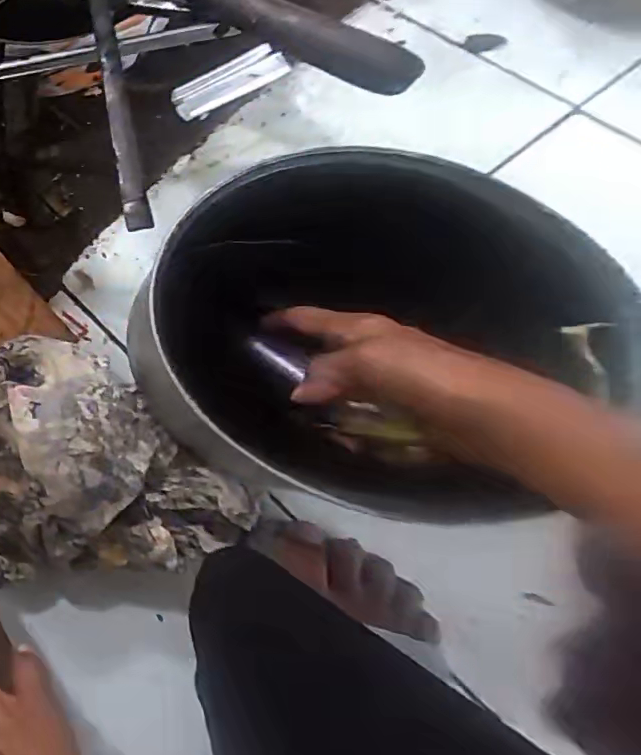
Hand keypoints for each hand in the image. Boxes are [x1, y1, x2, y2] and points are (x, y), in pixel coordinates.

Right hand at [267, 307, 576, 468]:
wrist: (503, 418)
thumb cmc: (428, 375)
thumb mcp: (365, 361)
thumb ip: (323, 370)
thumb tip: (299, 391)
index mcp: (364, 329)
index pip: (309, 317)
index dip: (280, 319)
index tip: (252, 326)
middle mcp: (378, 349)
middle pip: (325, 353)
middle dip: (298, 363)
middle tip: (267, 377)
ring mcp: (395, 382)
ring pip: (344, 388)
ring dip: (325, 401)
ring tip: (300, 415)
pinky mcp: (409, 412)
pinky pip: (367, 417)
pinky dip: (353, 428)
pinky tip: (342, 437)